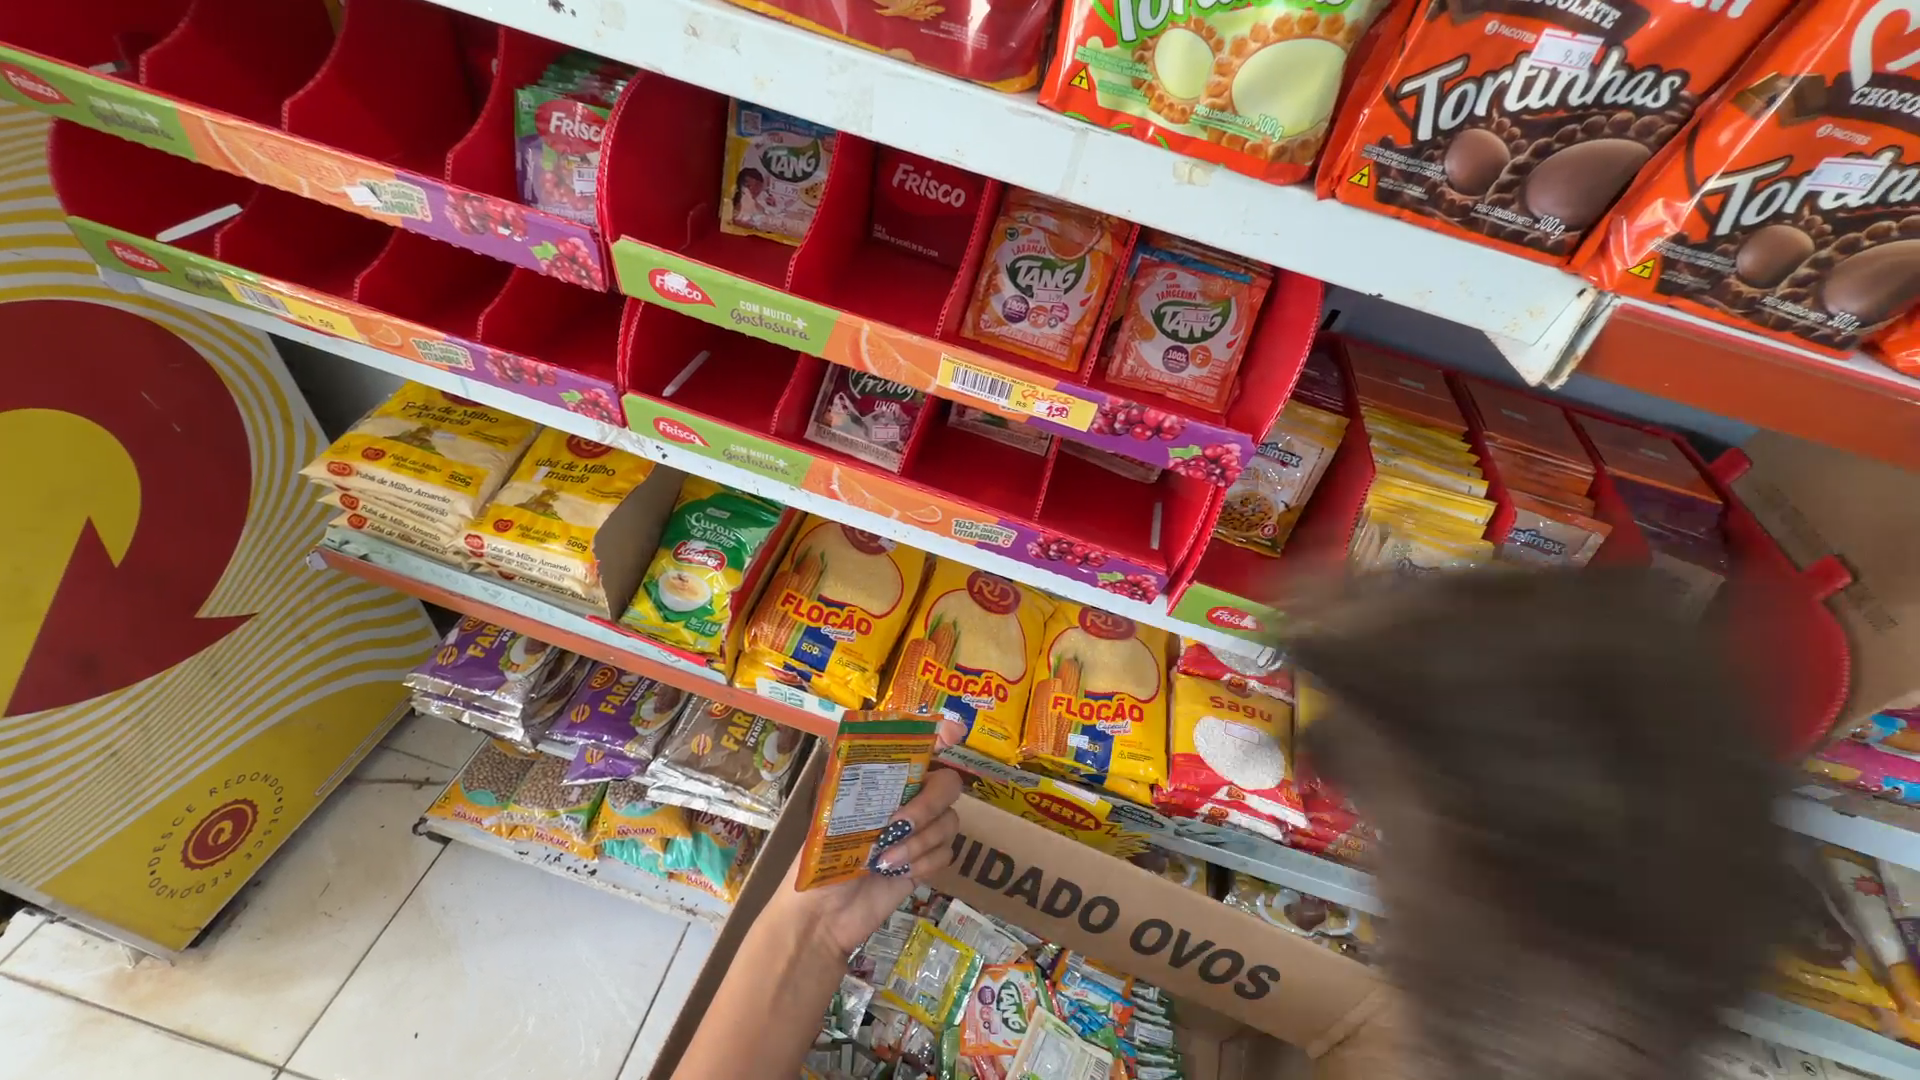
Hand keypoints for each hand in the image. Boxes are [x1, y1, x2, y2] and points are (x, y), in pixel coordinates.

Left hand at [767, 721, 967, 956]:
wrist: (822, 917)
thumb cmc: (819, 860)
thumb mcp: (833, 816)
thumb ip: (862, 785)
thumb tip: (874, 756)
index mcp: (882, 780)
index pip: (919, 747)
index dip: (941, 734)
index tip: (953, 734)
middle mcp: (906, 799)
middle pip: (947, 783)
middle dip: (928, 803)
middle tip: (900, 823)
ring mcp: (919, 832)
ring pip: (950, 820)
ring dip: (920, 840)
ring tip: (885, 859)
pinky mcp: (925, 862)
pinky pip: (947, 852)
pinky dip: (924, 862)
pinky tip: (898, 872)